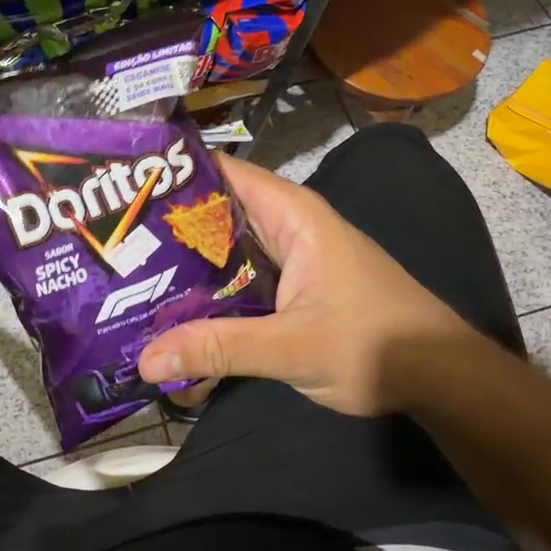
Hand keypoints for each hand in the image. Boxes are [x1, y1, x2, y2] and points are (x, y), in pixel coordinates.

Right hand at [137, 154, 481, 415]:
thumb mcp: (291, 348)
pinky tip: (170, 309)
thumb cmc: (376, 344)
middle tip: (108, 239)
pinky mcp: (292, 287)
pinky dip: (208, 289)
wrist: (442, 379)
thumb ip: (219, 349)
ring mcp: (290, 257)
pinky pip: (239, 277)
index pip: (220, 171)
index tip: (118, 184)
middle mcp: (286, 225)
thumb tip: (145, 360)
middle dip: (165, 225)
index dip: (172, 173)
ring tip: (123, 272)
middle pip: (215, 211)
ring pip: (225, 248)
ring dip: (184, 262)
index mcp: (291, 213)